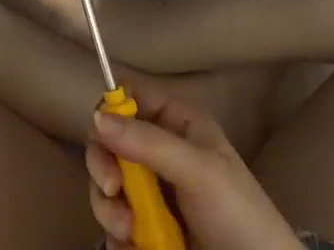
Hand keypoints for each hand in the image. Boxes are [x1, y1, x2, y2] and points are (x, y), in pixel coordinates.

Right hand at [88, 80, 308, 249]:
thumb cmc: (238, 214)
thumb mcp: (199, 172)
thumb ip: (149, 143)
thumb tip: (96, 118)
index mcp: (177, 124)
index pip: (130, 98)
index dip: (110, 111)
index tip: (103, 136)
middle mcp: (159, 152)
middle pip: (108, 142)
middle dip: (104, 167)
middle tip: (113, 189)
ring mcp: (150, 192)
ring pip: (106, 185)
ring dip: (109, 209)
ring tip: (130, 232)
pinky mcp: (145, 227)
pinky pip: (112, 223)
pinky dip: (114, 236)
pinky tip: (129, 247)